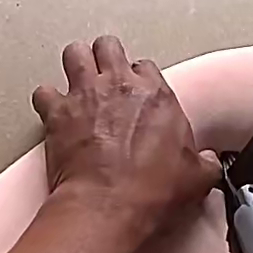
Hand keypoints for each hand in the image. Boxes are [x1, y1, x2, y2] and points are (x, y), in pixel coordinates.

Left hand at [33, 37, 219, 238]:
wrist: (110, 206)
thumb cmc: (149, 191)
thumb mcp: (197, 177)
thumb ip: (205, 161)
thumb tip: (209, 162)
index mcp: (155, 94)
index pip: (145, 66)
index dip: (139, 79)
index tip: (136, 93)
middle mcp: (119, 85)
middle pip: (108, 46)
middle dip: (104, 57)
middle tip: (103, 75)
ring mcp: (85, 95)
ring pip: (74, 53)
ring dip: (75, 65)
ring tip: (76, 81)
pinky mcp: (57, 113)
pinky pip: (43, 93)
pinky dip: (46, 102)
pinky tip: (51, 112)